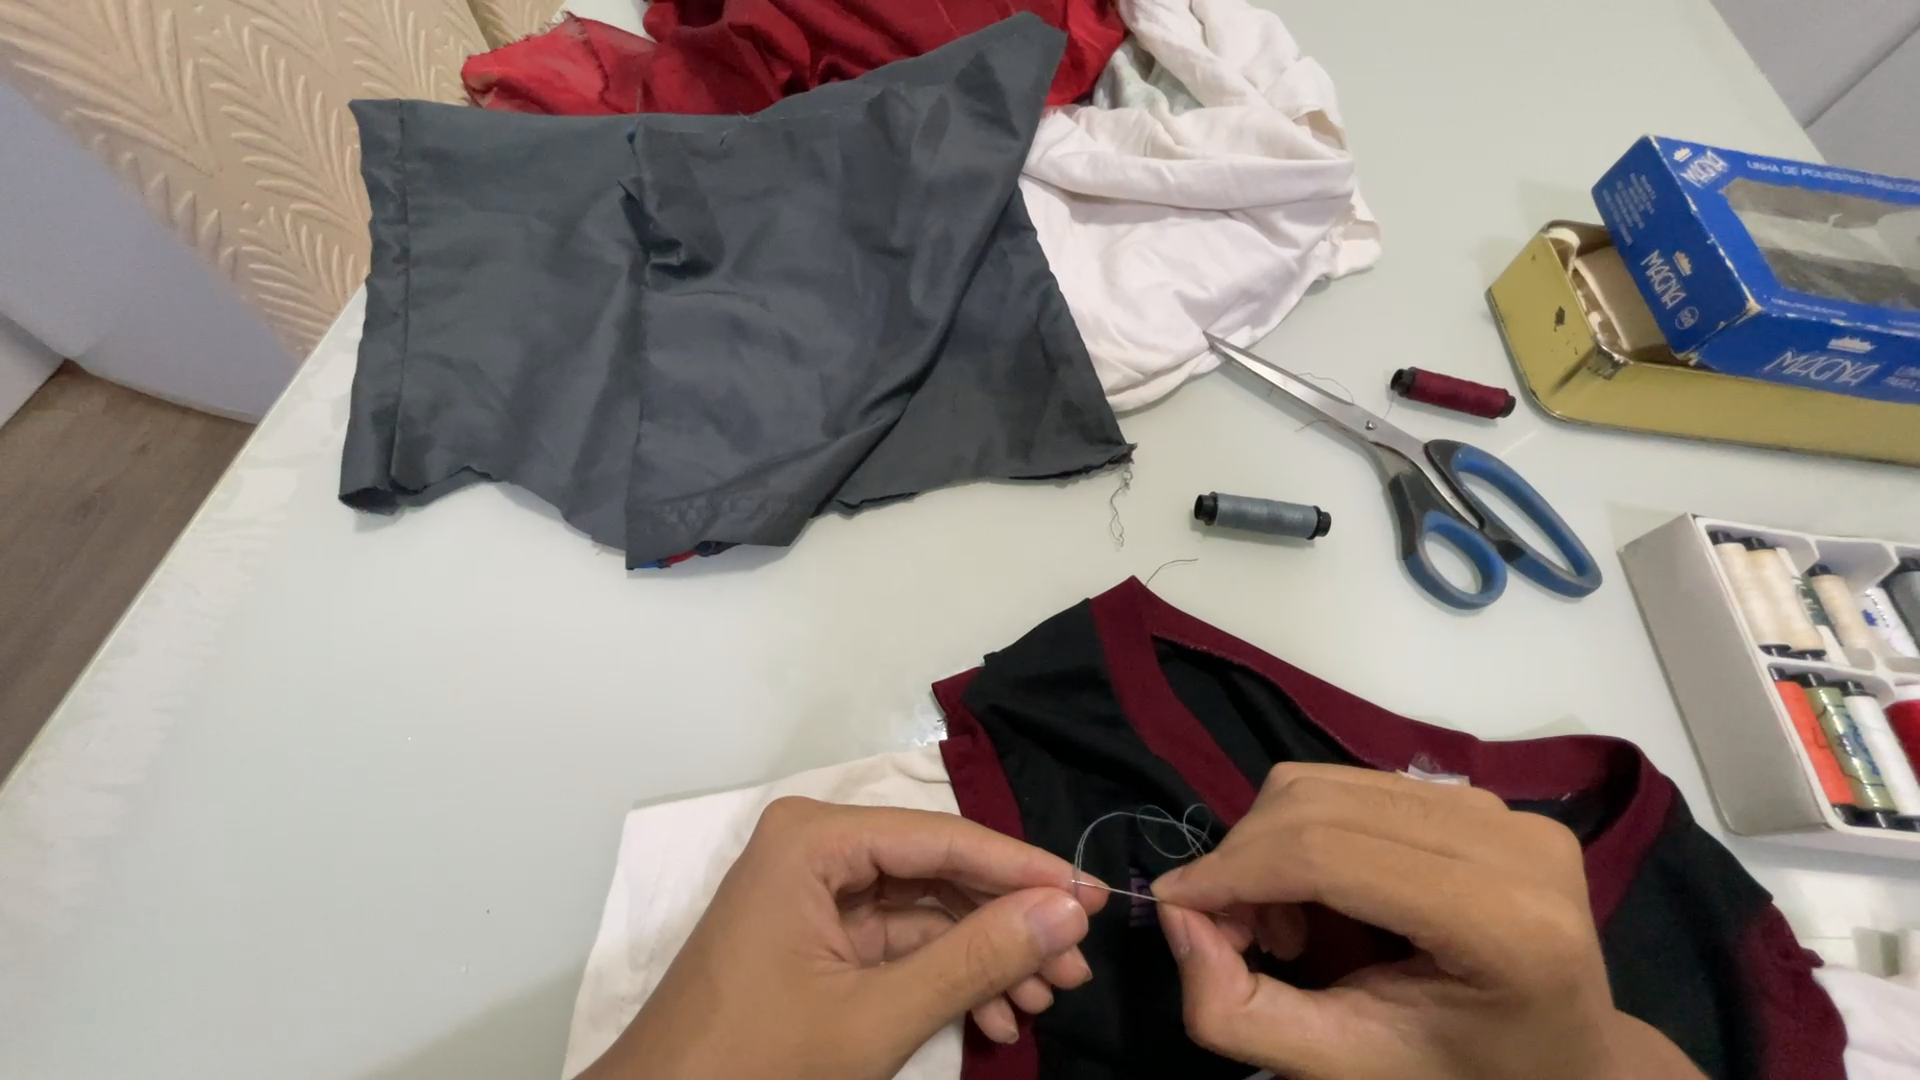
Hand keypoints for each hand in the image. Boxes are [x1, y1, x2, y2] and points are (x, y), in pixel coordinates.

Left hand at [580, 797, 1105, 1079]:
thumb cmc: (755, 1066)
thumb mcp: (876, 1018)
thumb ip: (976, 959)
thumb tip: (1067, 910)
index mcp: (816, 837)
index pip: (943, 838)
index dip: (1022, 868)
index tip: (1090, 894)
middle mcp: (819, 844)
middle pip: (938, 870)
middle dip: (1006, 922)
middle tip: (1076, 964)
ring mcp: (819, 888)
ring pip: (926, 907)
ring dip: (985, 954)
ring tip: (1048, 998)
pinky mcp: (822, 931)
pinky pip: (901, 939)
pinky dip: (948, 976)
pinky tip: (998, 1015)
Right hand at [1151, 764, 1705, 1079]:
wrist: (1572, 1070)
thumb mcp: (1344, 1070)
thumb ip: (1237, 1011)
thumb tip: (1176, 915)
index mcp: (1506, 924)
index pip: (1326, 856)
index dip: (1234, 872)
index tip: (1174, 903)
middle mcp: (1512, 843)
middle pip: (1315, 806)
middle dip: (1243, 859)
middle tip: (1233, 930)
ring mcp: (1501, 809)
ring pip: (1320, 785)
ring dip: (1268, 842)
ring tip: (1283, 917)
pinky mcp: (1479, 796)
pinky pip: (1345, 784)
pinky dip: (1300, 827)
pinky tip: (1320, 887)